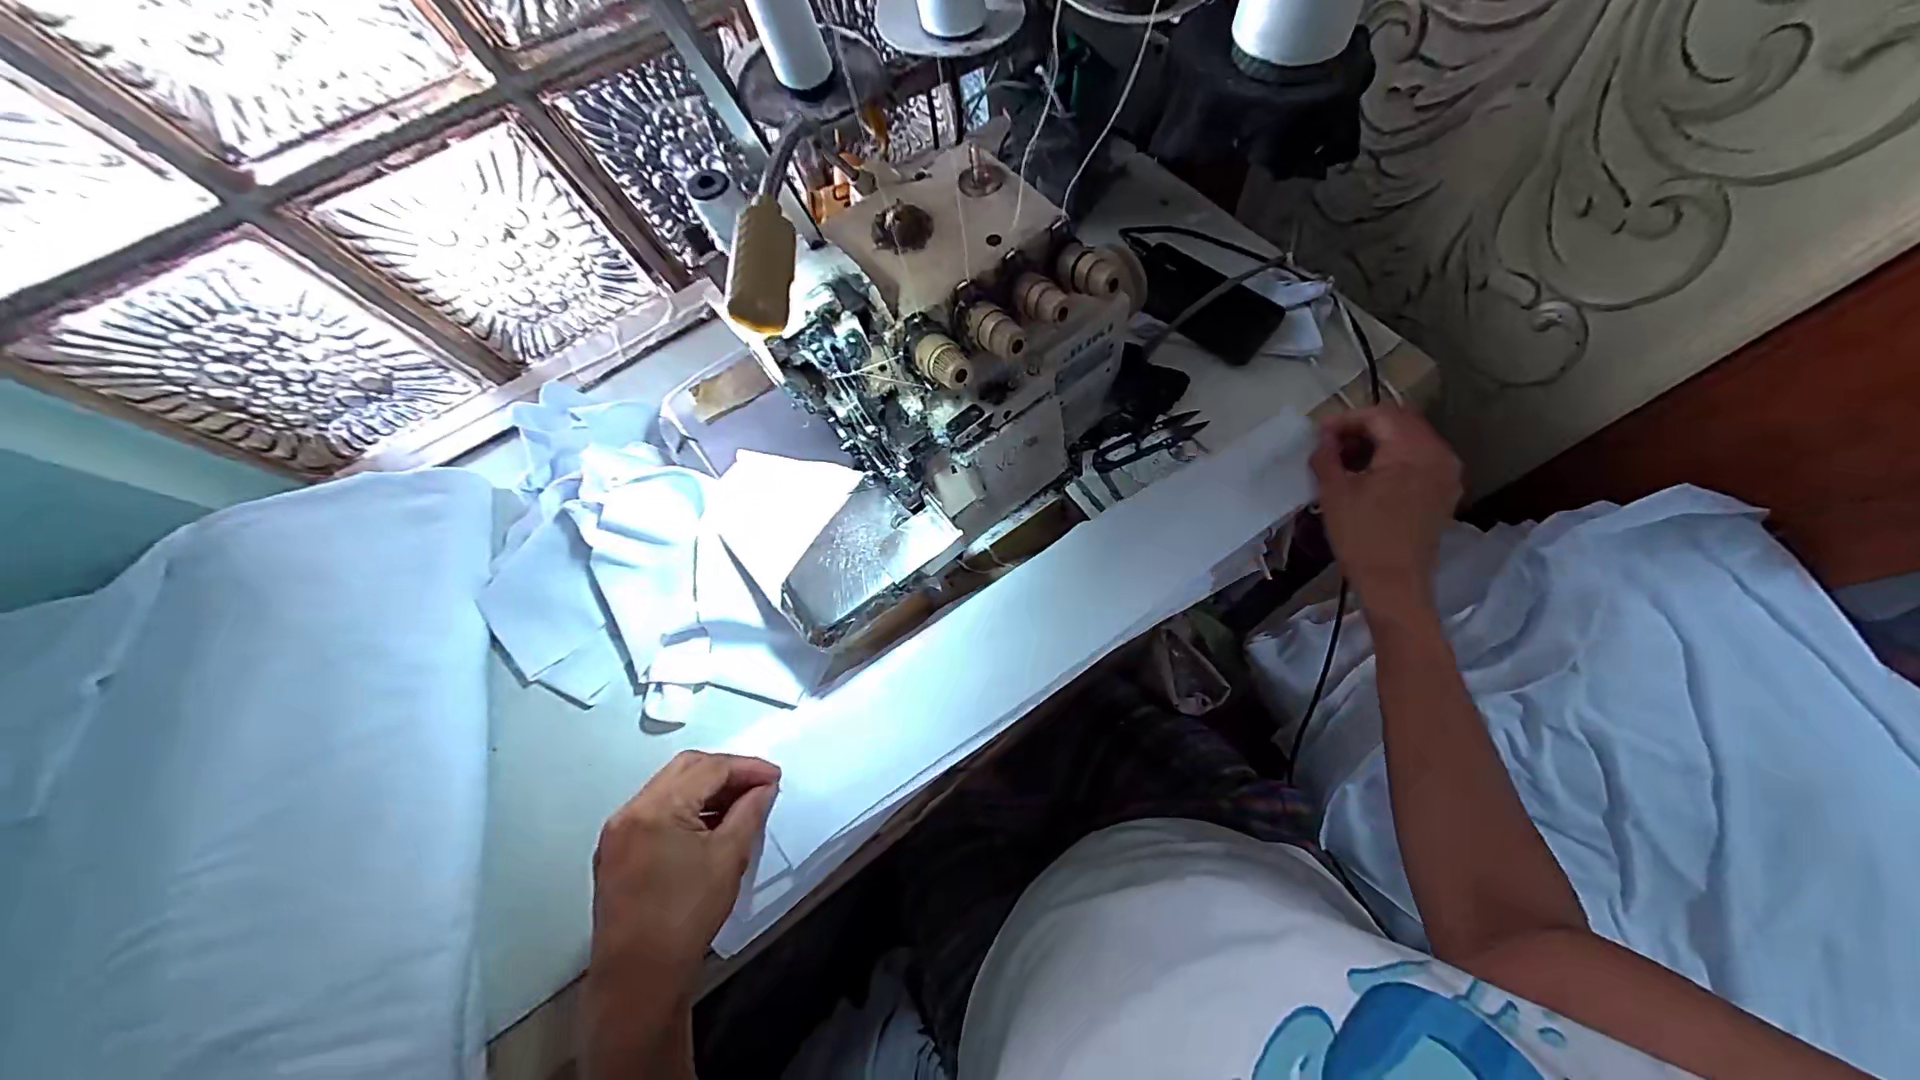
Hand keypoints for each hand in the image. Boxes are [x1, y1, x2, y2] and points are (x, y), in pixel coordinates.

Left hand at [588, 751, 779, 998]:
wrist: (640, 978)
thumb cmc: (687, 916)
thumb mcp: (730, 857)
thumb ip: (750, 811)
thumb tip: (763, 788)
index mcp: (656, 808)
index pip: (709, 768)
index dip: (747, 767)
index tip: (774, 777)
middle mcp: (630, 811)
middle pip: (685, 769)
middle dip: (725, 771)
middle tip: (758, 784)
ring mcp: (618, 831)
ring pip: (669, 786)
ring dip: (705, 788)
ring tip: (739, 802)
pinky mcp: (616, 851)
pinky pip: (655, 809)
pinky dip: (685, 807)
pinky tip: (709, 823)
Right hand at [1310, 405, 1462, 620]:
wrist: (1394, 582)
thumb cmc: (1361, 536)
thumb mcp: (1334, 493)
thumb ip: (1327, 456)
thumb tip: (1325, 438)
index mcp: (1413, 451)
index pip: (1380, 415)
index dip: (1346, 419)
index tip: (1319, 434)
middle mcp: (1439, 454)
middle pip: (1400, 423)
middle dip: (1364, 428)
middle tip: (1331, 444)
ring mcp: (1447, 473)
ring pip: (1411, 440)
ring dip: (1379, 443)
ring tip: (1347, 461)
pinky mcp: (1444, 491)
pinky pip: (1419, 459)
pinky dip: (1394, 458)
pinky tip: (1369, 476)